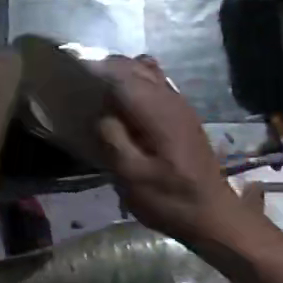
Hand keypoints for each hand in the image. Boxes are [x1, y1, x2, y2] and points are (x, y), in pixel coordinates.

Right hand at [96, 55, 257, 244]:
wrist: (213, 216)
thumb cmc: (169, 199)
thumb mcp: (131, 176)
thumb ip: (112, 138)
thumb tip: (101, 113)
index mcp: (157, 111)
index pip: (121, 74)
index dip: (95, 69)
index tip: (70, 74)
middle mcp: (170, 99)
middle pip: (135, 66)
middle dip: (106, 68)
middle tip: (78, 84)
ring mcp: (179, 105)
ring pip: (147, 71)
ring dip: (120, 74)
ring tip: (97, 92)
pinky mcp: (182, 115)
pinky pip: (154, 84)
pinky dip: (134, 84)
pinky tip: (121, 105)